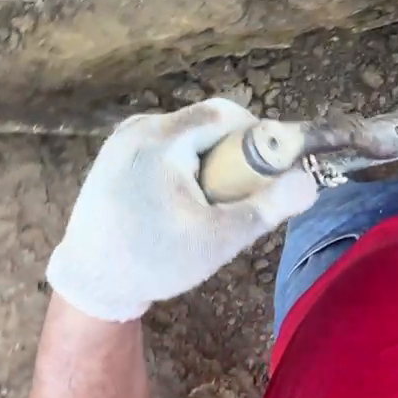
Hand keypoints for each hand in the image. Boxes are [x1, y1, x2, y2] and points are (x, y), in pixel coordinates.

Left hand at [47, 99, 318, 320]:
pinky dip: (183, 166)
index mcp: (161, 138)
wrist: (89, 282)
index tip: (266, 172)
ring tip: (204, 206)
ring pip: (187, 135)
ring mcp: (122, 139)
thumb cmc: (154, 260)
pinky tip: (178, 204)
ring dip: (207, 162)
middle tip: (234, 197)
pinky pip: (165, 146)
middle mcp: (139, 127)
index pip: (226, 114)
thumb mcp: (217, 239)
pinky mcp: (114, 154)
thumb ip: (266, 207)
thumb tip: (308, 182)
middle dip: (230, 155)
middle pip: (206, 124)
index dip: (256, 137)